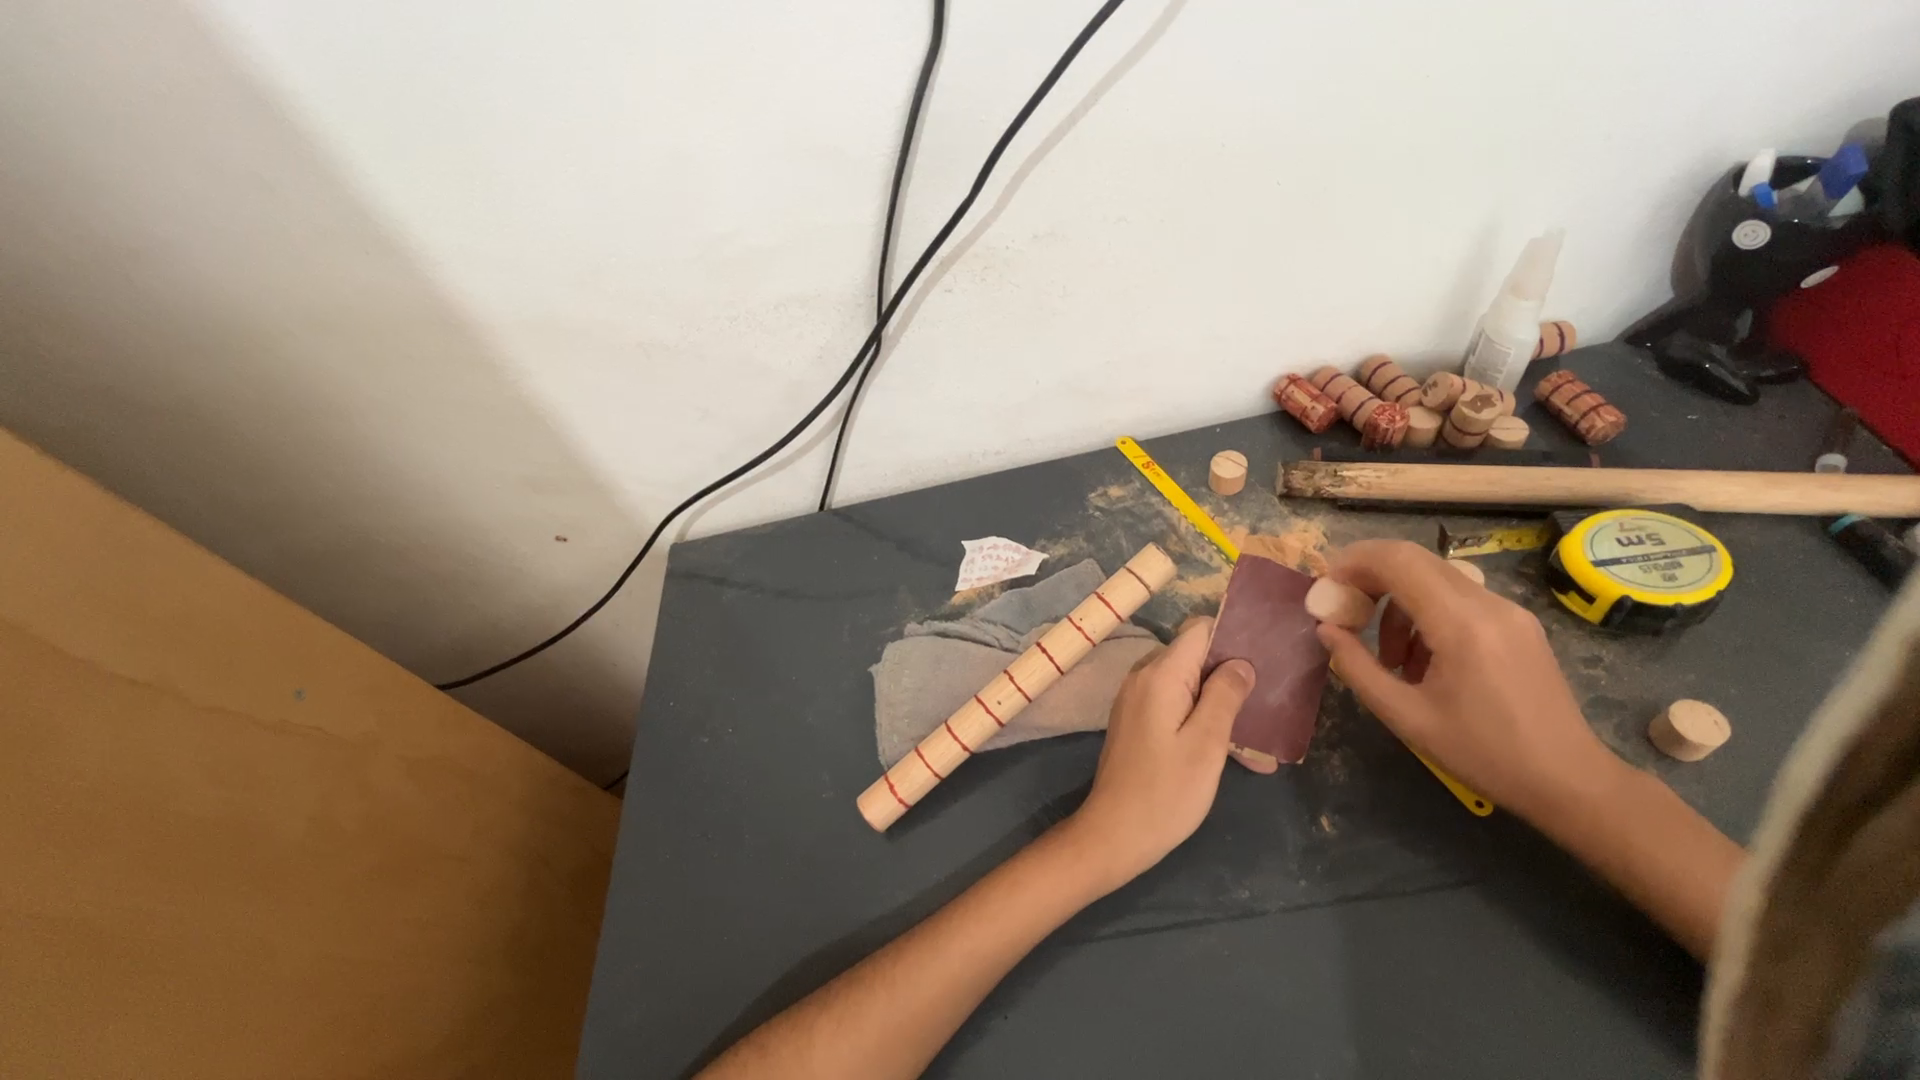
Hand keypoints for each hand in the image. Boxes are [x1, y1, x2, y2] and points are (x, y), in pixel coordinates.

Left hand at [1067, 617, 1254, 888]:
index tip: (1266, 656)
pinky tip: (1235, 752)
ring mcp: (1137, 700)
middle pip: (1194, 656)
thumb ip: (1224, 695)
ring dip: (1222, 704)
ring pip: (1188, 685)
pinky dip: (1203, 720)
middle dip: (1232, 674)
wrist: (1115, 833)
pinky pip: (1176, 706)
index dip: (1233, 637)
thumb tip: (1241, 661)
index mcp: (1159, 675)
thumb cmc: (1166, 791)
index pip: (1198, 629)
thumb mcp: (1206, 743)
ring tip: (1260, 737)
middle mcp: (1143, 677)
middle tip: (1270, 701)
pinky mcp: (1137, 722)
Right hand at [1314, 539, 1622, 826]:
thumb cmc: (1483, 754)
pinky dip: (1425, 616)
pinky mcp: (1518, 624)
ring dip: (1397, 604)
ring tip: (1388, 658)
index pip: (1398, 561)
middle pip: (1415, 560)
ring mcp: (1509, 611)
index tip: (1327, 589)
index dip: (1353, 563)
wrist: (1568, 780)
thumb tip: (1326, 630)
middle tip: (1344, 612)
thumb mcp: (1406, 716)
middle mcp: (1489, 604)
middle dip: (1369, 578)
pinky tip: (1422, 662)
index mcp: (1461, 624)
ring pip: (1435, 580)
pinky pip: (1459, 599)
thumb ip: (1357, 667)